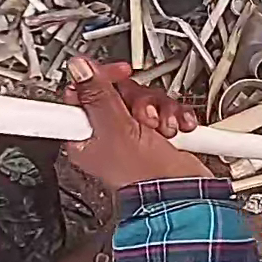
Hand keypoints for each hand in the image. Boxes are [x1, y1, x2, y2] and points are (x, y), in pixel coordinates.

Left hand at [61, 55, 208, 189]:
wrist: (182, 193)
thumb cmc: (144, 176)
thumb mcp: (116, 129)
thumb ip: (98, 95)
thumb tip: (79, 68)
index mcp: (86, 134)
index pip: (83, 93)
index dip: (100, 80)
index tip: (115, 75)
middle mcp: (109, 132)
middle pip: (120, 92)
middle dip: (140, 100)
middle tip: (142, 115)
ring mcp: (135, 132)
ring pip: (146, 98)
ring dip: (161, 109)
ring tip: (162, 127)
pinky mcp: (158, 132)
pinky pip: (166, 108)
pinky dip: (175, 115)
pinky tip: (177, 128)